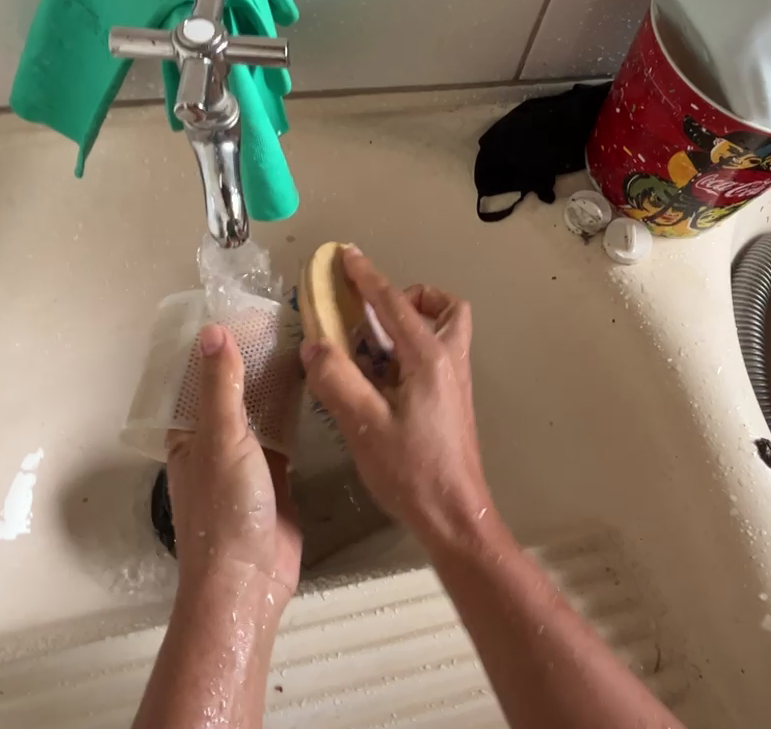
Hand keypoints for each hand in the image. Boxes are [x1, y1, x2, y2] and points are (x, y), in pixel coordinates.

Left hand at [164, 325, 301, 607]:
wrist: (251, 580)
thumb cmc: (226, 509)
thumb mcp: (221, 440)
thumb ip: (220, 386)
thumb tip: (212, 331)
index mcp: (189, 433)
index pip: (201, 377)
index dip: (219, 343)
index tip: (247, 309)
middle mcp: (215, 440)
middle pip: (234, 388)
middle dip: (253, 357)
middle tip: (285, 317)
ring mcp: (247, 457)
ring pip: (261, 407)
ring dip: (275, 378)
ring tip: (302, 339)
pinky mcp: (277, 471)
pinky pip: (283, 429)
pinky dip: (294, 405)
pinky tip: (314, 381)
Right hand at [300, 247, 495, 550]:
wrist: (455, 516)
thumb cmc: (412, 470)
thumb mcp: (363, 425)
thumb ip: (337, 380)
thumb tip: (315, 345)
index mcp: (429, 357)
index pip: (394, 303)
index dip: (367, 276)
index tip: (345, 255)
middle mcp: (450, 360)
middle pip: (445, 307)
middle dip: (413, 297)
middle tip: (375, 316)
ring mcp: (456, 382)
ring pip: (444, 332)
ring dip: (410, 325)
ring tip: (370, 349)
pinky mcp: (452, 401)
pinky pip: (435, 357)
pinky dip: (409, 352)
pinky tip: (379, 382)